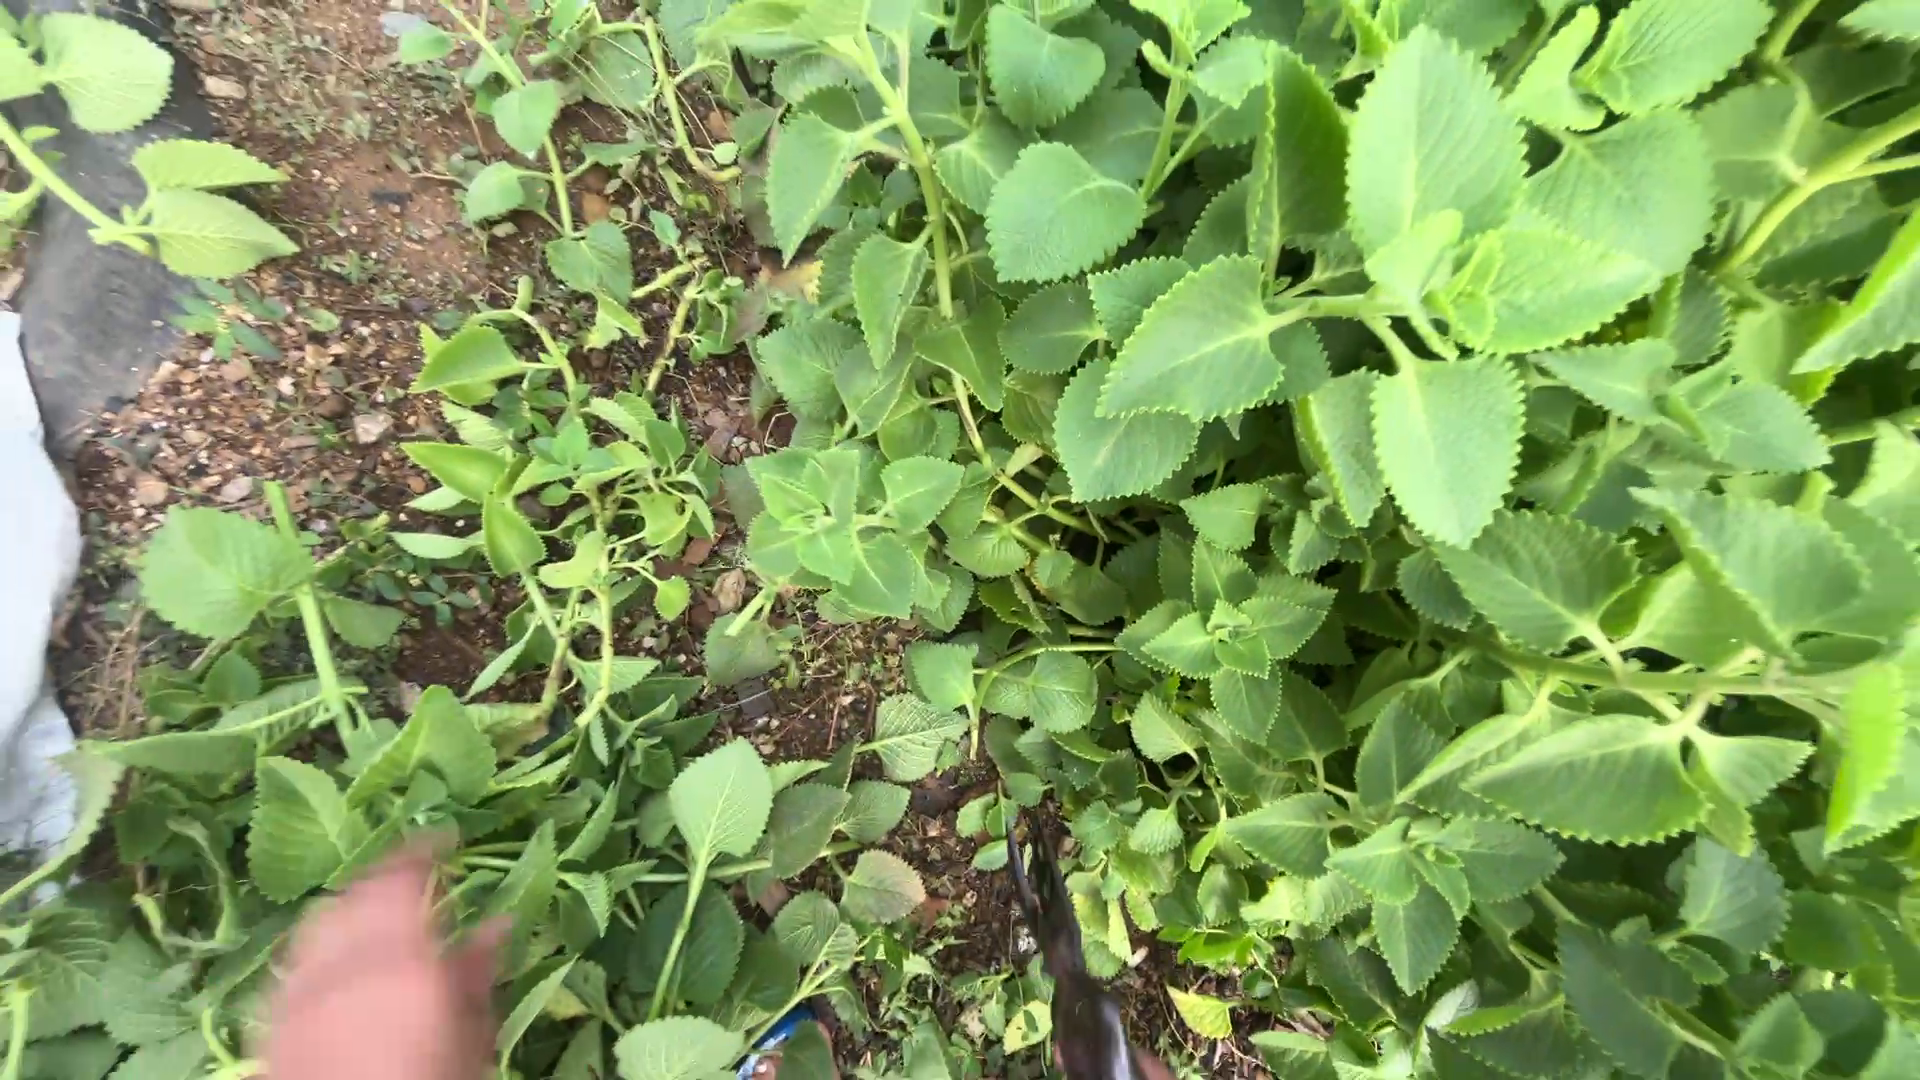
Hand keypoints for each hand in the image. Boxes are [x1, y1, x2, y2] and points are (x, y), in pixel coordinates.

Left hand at [264, 846, 505, 1079]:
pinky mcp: (268, 1027)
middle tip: (416, 873)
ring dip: (347, 906)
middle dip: (383, 875)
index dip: (422, 848)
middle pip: (352, 895)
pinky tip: (335, 959)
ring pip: (314, 925)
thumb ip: (477, 971)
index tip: (447, 837)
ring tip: (375, 909)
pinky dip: (317, 945)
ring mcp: (298, 995)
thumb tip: (500, 920)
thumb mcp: (471, 1031)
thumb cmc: (427, 1078)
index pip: (401, 877)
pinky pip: (290, 965)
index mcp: (398, 957)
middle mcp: (341, 964)